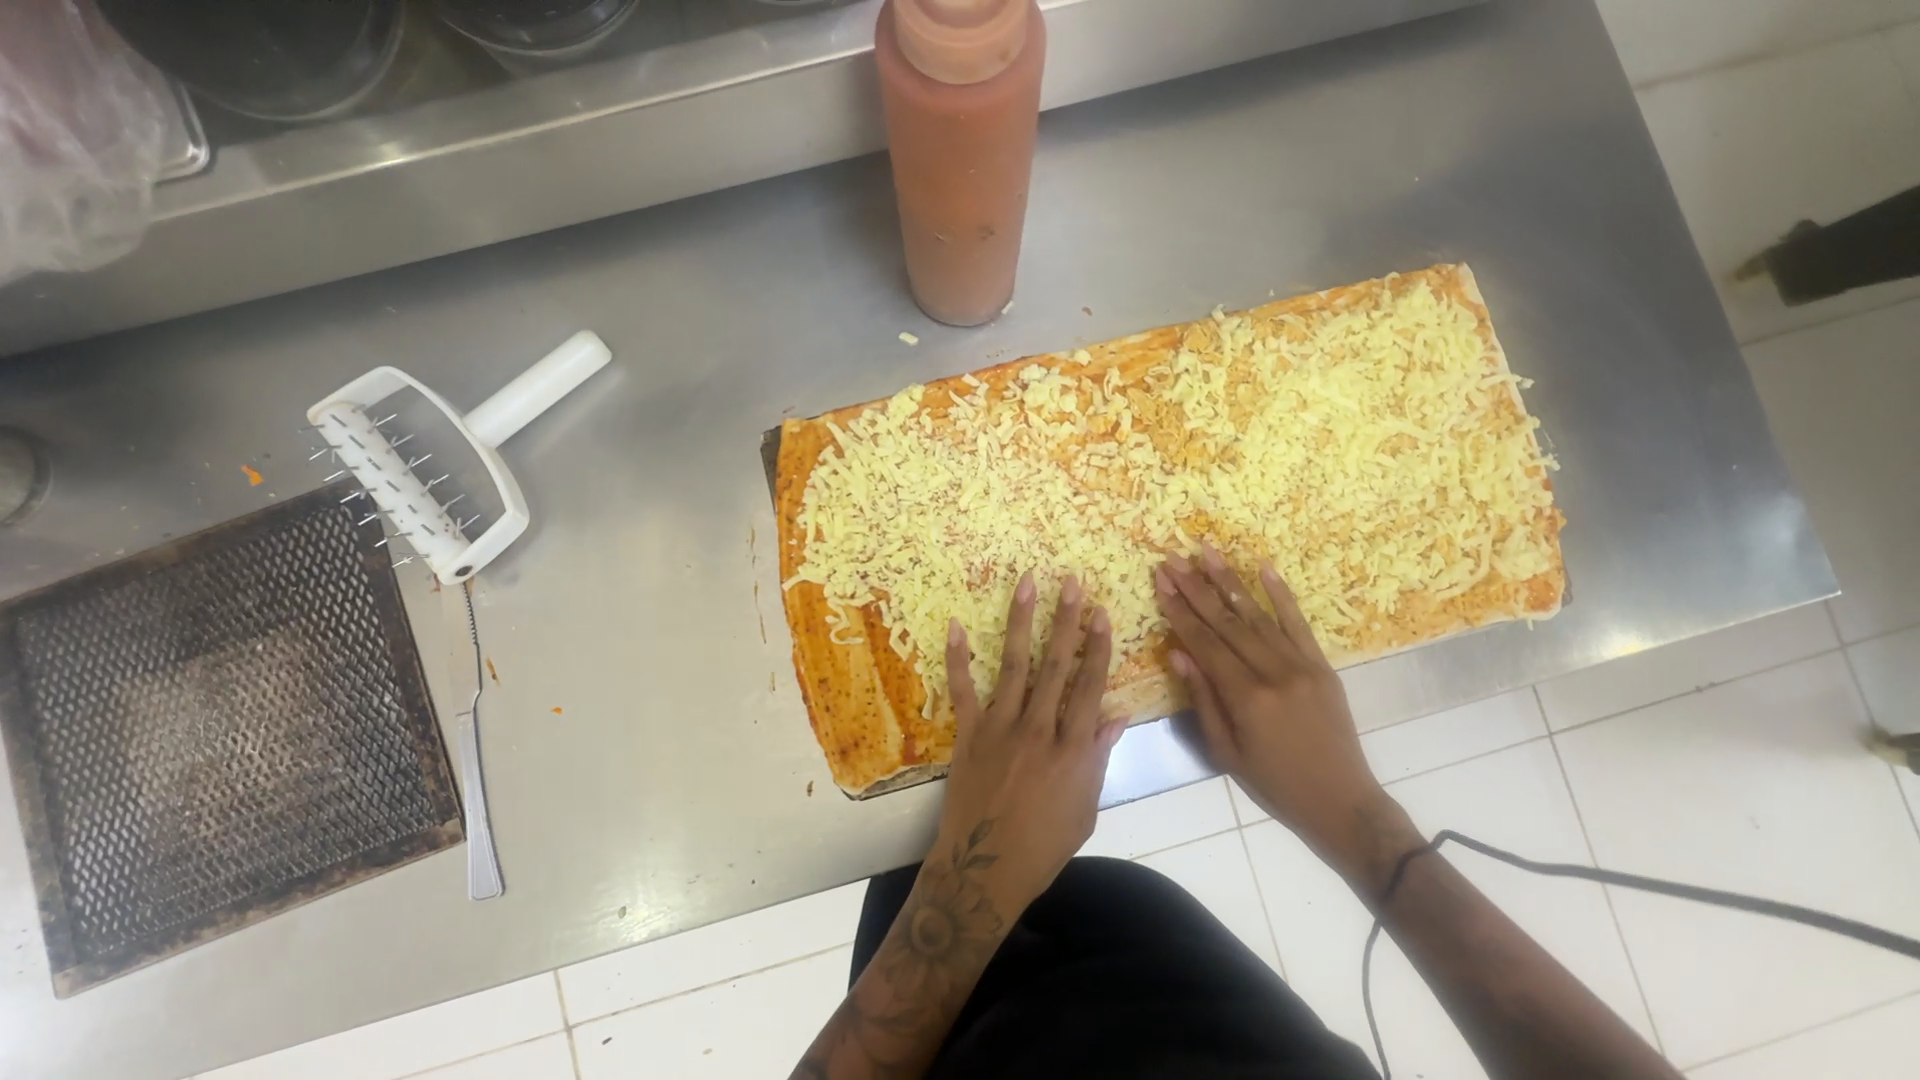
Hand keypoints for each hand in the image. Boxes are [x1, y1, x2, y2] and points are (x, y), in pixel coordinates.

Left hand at [938, 571, 1125, 911]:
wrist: (985, 871)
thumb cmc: (1044, 847)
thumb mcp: (1085, 809)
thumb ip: (1098, 758)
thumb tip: (1119, 716)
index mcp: (1073, 751)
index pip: (1090, 687)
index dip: (1098, 648)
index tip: (1102, 612)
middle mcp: (1039, 731)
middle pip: (1057, 666)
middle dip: (1066, 621)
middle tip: (1072, 582)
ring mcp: (1000, 730)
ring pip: (1015, 666)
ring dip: (1022, 622)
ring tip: (1028, 584)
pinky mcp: (968, 735)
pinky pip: (963, 690)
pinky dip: (958, 658)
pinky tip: (955, 625)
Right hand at [1155, 546, 1422, 893]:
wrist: (1342, 801)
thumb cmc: (1274, 784)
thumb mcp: (1226, 750)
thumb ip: (1202, 698)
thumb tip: (1177, 651)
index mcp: (1246, 698)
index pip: (1205, 643)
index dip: (1179, 610)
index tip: (1160, 581)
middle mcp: (1274, 673)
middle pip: (1227, 622)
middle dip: (1196, 587)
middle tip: (1173, 558)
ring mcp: (1302, 665)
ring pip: (1259, 615)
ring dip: (1231, 580)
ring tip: (1207, 551)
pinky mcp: (1322, 665)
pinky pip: (1299, 623)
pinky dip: (1281, 594)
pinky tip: (1264, 568)